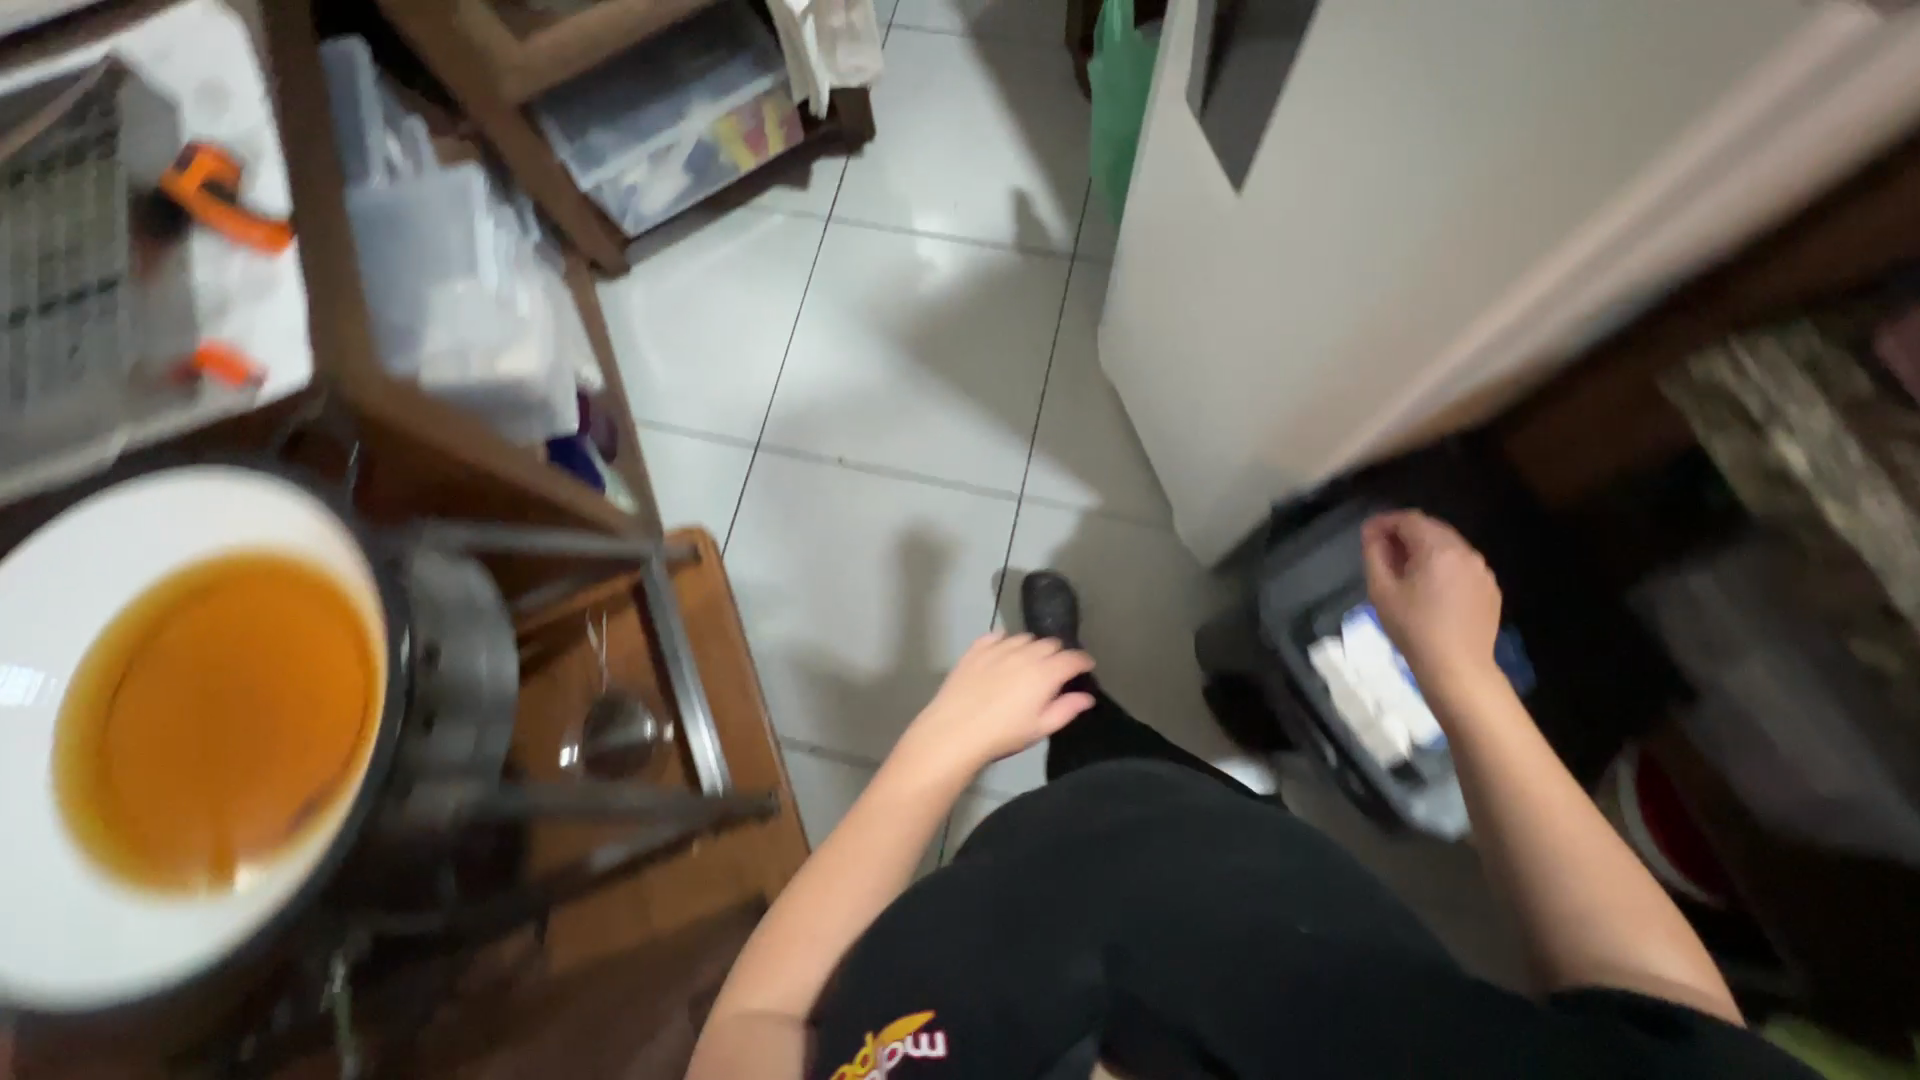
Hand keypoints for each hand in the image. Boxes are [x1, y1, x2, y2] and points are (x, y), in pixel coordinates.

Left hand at [896, 632, 1094, 775]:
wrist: (955, 731)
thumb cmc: (1003, 734)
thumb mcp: (1040, 728)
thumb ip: (1067, 709)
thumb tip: (1087, 697)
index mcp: (1045, 673)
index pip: (1073, 658)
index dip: (1083, 661)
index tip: (1085, 668)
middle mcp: (1024, 654)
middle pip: (1050, 643)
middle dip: (1058, 654)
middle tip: (1056, 671)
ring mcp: (998, 648)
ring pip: (1025, 638)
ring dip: (1032, 647)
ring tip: (1029, 663)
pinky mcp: (976, 649)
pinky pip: (996, 636)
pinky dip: (1005, 641)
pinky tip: (1003, 653)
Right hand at [1362, 511, 1501, 684]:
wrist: (1457, 666)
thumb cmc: (1412, 627)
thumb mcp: (1381, 590)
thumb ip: (1375, 554)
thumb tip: (1373, 533)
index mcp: (1438, 549)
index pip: (1410, 519)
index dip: (1385, 521)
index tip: (1367, 533)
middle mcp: (1466, 552)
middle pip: (1432, 529)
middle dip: (1405, 533)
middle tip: (1382, 550)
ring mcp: (1482, 570)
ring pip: (1449, 547)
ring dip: (1425, 549)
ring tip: (1405, 569)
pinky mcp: (1490, 588)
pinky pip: (1462, 566)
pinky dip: (1443, 566)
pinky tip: (1430, 588)